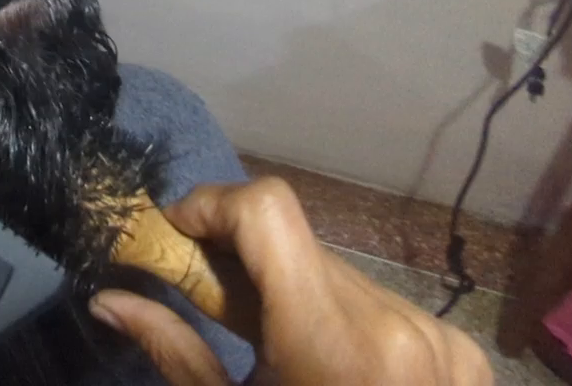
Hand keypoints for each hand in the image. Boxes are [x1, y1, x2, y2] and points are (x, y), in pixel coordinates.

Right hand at [88, 178, 491, 385]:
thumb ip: (172, 350)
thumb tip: (105, 300)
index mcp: (336, 339)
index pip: (265, 209)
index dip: (210, 204)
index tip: (179, 236)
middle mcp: (395, 320)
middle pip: (290, 237)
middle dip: (238, 252)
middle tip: (208, 295)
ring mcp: (441, 338)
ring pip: (329, 266)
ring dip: (286, 282)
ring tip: (274, 342)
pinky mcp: (466, 355)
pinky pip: (374, 300)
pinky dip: (332, 311)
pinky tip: (328, 366)